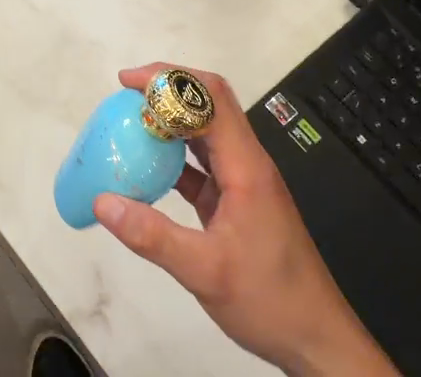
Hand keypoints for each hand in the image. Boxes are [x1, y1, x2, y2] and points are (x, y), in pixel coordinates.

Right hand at [93, 64, 396, 376]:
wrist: (318, 341)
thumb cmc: (270, 300)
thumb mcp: (205, 272)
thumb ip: (152, 236)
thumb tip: (102, 202)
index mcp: (247, 168)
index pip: (210, 100)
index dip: (169, 79)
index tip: (127, 83)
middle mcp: (248, 165)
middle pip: (210, 105)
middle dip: (167, 91)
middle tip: (123, 97)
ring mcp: (244, 183)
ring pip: (206, 133)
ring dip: (170, 122)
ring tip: (128, 125)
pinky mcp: (238, 203)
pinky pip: (202, 165)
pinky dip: (174, 158)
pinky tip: (146, 169)